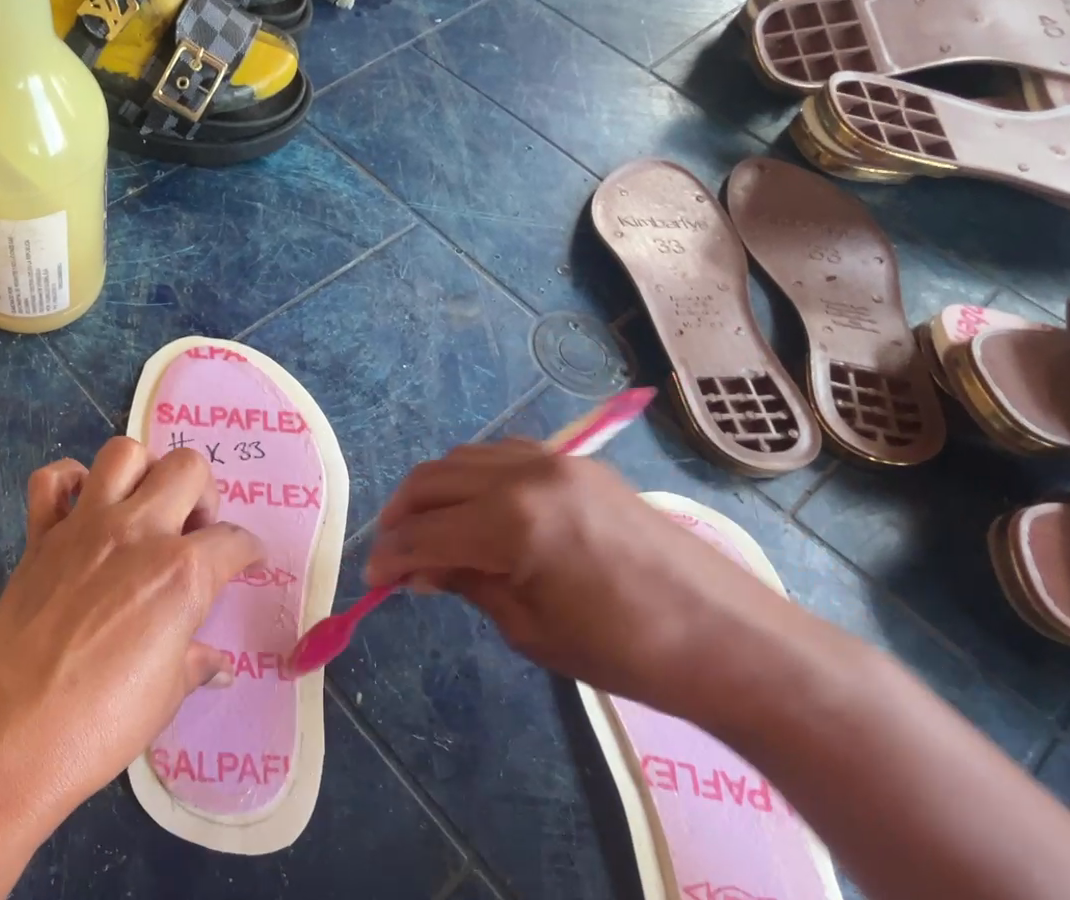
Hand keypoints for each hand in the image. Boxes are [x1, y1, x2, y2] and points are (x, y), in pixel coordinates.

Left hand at [0, 436, 263, 825]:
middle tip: (194, 535)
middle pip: (187, 467)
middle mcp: (136, 531)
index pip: (234, 540)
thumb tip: (217, 664)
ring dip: (144, 473)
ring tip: (145, 512)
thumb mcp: (164, 697)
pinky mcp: (39, 535)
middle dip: (203, 494)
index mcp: (181, 573)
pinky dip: (70, 483)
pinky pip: (51, 479)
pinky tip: (82, 511)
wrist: (5, 733)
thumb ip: (194, 664)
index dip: (248, 552)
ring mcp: (83, 526)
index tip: (246, 563)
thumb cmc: (98, 725)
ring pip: (123, 453)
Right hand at [367, 439, 786, 712]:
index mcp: (510, 523)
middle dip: (400, 518)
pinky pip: (502, 455)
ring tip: (429, 532)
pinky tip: (476, 509)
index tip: (373, 581)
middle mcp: (525, 476)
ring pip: (462, 459)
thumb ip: (467, 584)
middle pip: (430, 482)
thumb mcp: (529, 628)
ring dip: (434, 493)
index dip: (389, 558)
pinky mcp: (580, 464)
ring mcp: (555, 462)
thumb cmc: (625, 651)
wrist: (731, 639)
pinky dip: (473, 477)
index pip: (422, 533)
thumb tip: (420, 569)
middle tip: (392, 556)